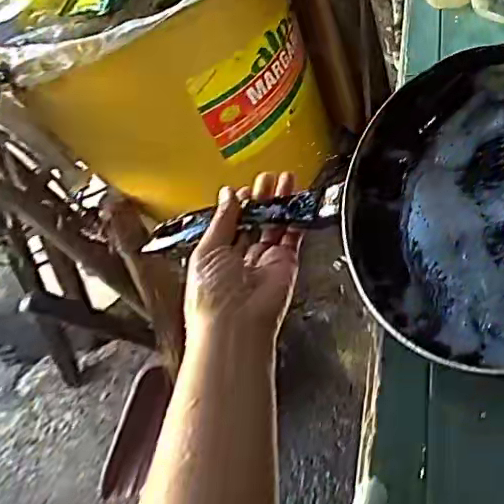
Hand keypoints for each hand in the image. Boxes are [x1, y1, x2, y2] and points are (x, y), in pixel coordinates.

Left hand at [184, 171, 302, 341]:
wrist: (236, 325)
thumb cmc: (211, 298)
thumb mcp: (206, 251)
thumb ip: (222, 219)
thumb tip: (227, 194)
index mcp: (218, 258)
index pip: (232, 224)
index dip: (239, 204)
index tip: (245, 187)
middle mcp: (243, 259)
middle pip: (256, 221)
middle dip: (262, 198)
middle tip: (268, 178)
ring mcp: (267, 260)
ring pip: (276, 223)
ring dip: (281, 201)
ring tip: (286, 179)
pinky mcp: (287, 262)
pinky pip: (294, 235)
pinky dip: (297, 216)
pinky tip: (297, 199)